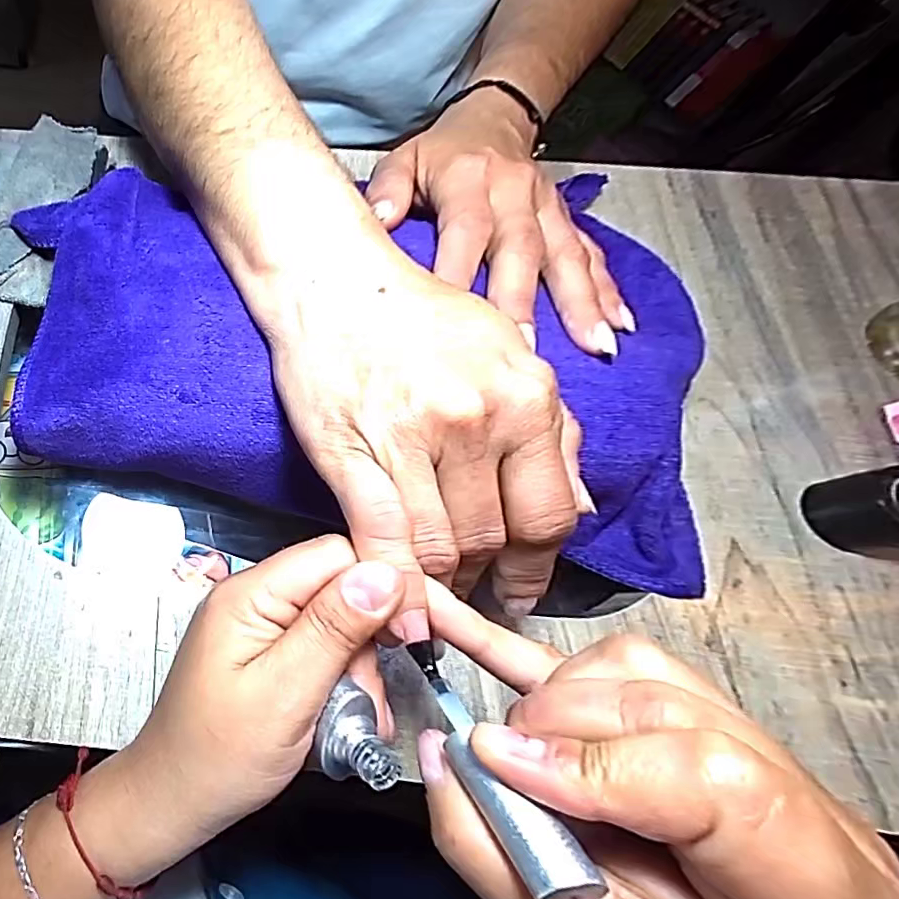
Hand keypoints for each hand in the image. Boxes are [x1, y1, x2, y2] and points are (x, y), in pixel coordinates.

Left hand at [94, 538, 412, 877]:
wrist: (180, 790)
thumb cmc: (218, 750)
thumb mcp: (285, 691)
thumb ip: (333, 629)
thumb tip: (382, 573)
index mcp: (247, 594)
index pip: (333, 554)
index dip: (381, 586)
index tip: (409, 636)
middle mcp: (251, 597)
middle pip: (338, 585)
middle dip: (369, 637)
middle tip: (369, 691)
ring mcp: (258, 622)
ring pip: (337, 619)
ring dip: (359, 666)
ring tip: (352, 713)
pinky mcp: (266, 648)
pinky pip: (321, 645)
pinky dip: (343, 677)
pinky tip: (343, 712)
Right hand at [261, 246, 588, 611]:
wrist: (328, 283)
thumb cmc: (407, 311)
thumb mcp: (500, 349)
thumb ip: (544, 424)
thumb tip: (570, 500)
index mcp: (526, 395)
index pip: (548, 511)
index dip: (536, 565)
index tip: (519, 588)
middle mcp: (479, 420)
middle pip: (492, 534)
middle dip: (482, 578)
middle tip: (467, 596)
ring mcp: (413, 437)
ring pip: (441, 542)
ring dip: (439, 583)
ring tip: (430, 598)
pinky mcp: (352, 450)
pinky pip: (382, 531)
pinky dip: (396, 581)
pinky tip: (403, 616)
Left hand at [365, 86, 629, 357]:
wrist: (490, 118)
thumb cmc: (436, 153)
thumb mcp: (401, 161)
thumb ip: (387, 191)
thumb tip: (379, 218)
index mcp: (468, 180)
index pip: (465, 231)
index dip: (459, 272)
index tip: (451, 315)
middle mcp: (513, 194)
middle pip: (520, 251)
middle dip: (522, 301)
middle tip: (521, 346)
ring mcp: (545, 207)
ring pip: (565, 255)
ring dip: (579, 302)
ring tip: (593, 345)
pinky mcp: (564, 218)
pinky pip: (590, 253)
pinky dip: (606, 288)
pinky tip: (619, 322)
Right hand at [421, 591, 898, 898]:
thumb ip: (509, 862)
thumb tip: (445, 761)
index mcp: (815, 885)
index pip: (713, 775)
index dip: (590, 762)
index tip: (500, 766)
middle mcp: (794, 797)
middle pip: (656, 705)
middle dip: (548, 730)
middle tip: (500, 773)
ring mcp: (746, 745)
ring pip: (630, 668)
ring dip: (544, 697)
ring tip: (514, 745)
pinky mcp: (680, 713)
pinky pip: (601, 662)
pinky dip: (518, 642)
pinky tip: (455, 620)